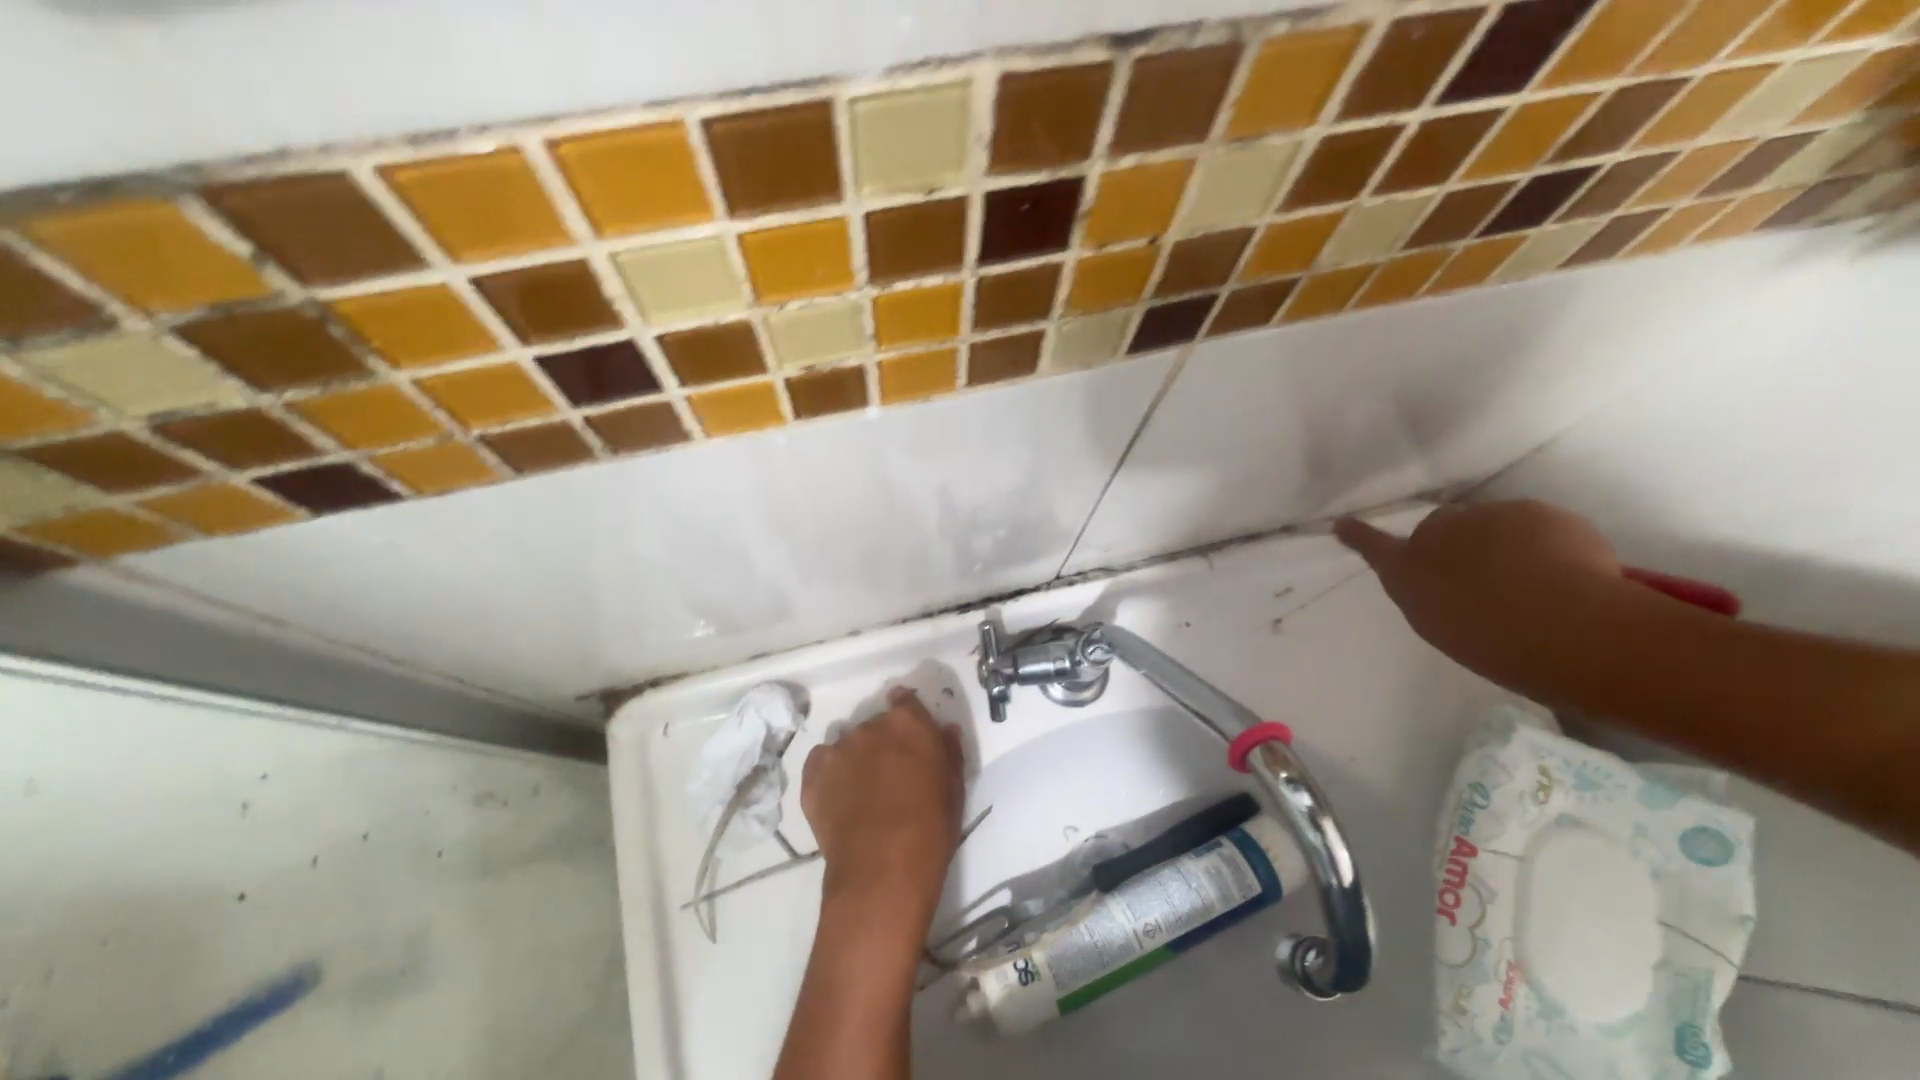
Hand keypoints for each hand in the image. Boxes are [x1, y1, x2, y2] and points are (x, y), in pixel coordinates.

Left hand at [801, 687, 964, 920]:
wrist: (882, 869)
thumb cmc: (931, 828)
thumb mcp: (954, 788)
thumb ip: (948, 750)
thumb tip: (944, 730)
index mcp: (907, 724)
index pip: (905, 700)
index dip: (907, 713)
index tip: (908, 733)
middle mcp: (868, 727)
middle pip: (875, 726)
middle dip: (882, 743)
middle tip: (891, 776)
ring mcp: (836, 750)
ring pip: (847, 746)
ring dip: (856, 760)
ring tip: (864, 795)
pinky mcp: (812, 776)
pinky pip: (822, 764)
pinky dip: (831, 776)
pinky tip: (841, 802)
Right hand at [1334, 501, 1630, 687]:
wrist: (1566, 624)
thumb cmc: (1496, 644)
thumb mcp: (1445, 626)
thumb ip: (1435, 597)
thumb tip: (1448, 585)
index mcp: (1408, 571)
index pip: (1377, 548)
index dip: (1361, 537)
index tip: (1343, 524)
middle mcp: (1438, 534)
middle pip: (1441, 528)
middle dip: (1457, 543)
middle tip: (1485, 578)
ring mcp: (1487, 516)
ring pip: (1492, 525)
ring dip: (1504, 545)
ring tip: (1536, 584)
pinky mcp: (1536, 510)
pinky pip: (1536, 525)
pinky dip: (1545, 543)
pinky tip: (1567, 574)